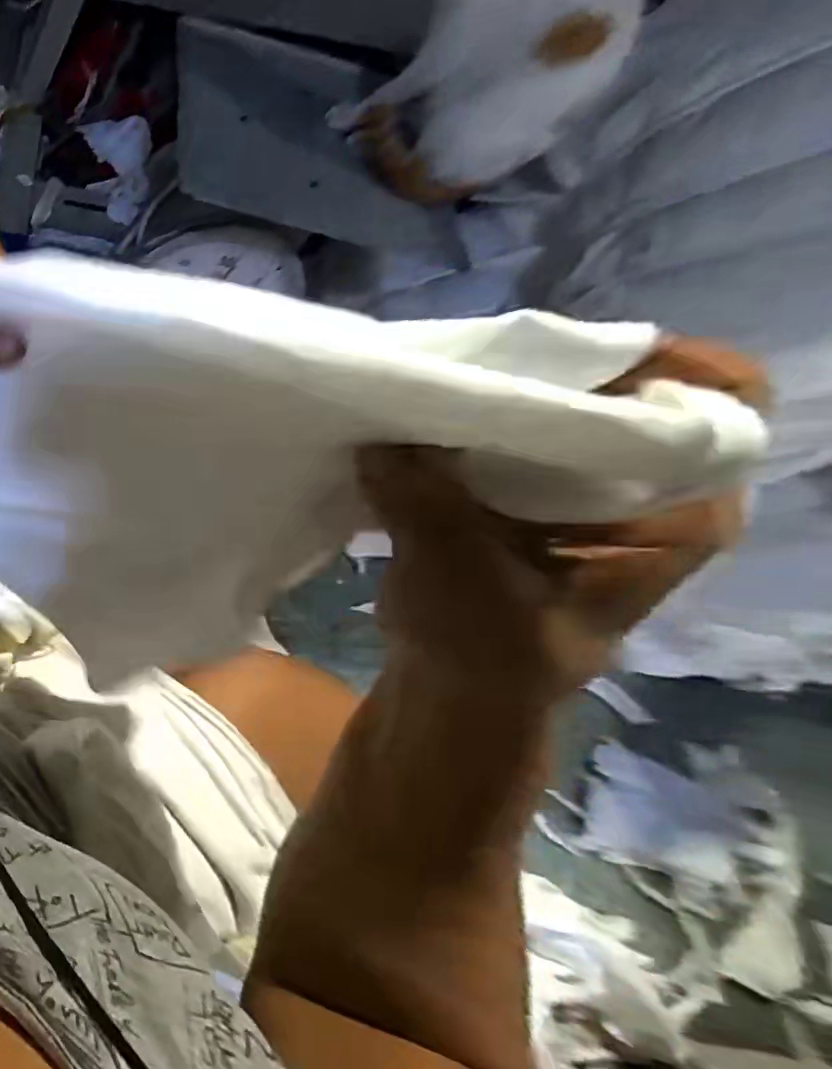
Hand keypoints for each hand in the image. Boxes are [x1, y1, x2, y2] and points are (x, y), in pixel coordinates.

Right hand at [359, 336, 769, 701]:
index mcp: (675, 514)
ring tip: (428, 396)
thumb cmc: (484, 646)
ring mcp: (570, 501)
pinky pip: (495, 453)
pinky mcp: (511, 508)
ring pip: (545, 427)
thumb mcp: (457, 571)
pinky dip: (453, 440)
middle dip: (540, 381)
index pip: (713, 405)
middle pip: (617, 404)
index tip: (553, 357)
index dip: (651, 366)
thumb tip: (374, 439)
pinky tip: (409, 436)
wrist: (450, 692)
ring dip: (486, 410)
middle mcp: (637, 496)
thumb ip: (421, 499)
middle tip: (468, 368)